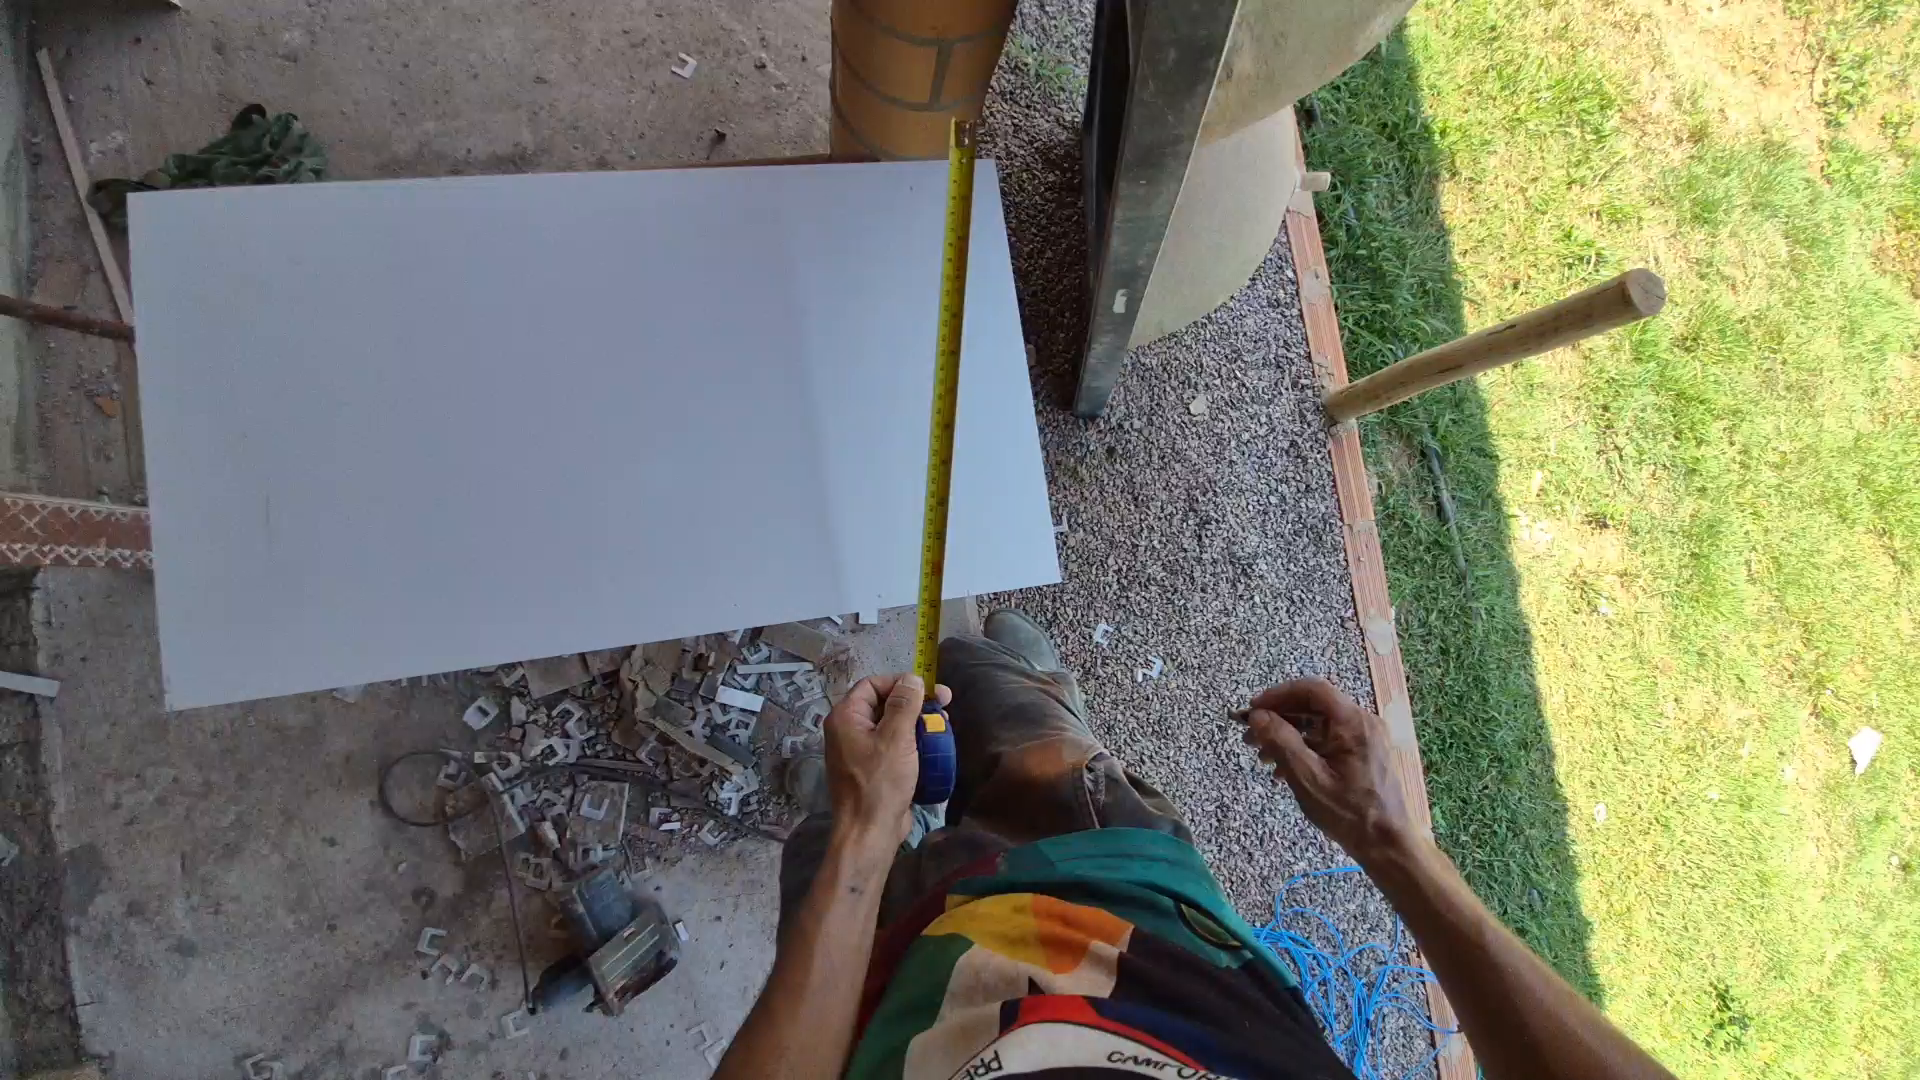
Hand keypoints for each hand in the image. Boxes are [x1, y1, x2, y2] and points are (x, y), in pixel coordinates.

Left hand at [824, 673, 951, 852]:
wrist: (870, 833)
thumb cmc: (880, 783)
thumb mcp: (896, 738)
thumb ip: (904, 704)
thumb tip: (912, 679)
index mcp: (846, 717)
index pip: (873, 684)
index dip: (901, 683)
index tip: (928, 689)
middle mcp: (848, 730)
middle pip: (884, 703)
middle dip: (915, 703)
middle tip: (944, 704)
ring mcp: (860, 751)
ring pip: (892, 725)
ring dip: (918, 722)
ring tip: (943, 726)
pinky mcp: (872, 769)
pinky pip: (893, 746)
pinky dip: (913, 742)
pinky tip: (933, 746)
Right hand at [1237, 677, 1416, 862]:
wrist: (1389, 847)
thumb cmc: (1349, 813)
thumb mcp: (1307, 778)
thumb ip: (1280, 741)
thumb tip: (1256, 715)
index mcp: (1353, 723)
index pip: (1312, 689)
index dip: (1277, 694)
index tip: (1253, 711)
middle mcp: (1362, 723)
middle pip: (1312, 705)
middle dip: (1277, 717)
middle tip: (1250, 735)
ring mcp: (1364, 738)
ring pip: (1317, 723)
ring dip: (1286, 734)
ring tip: (1261, 755)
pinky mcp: (1362, 753)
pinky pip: (1326, 739)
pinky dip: (1302, 747)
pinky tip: (1282, 769)